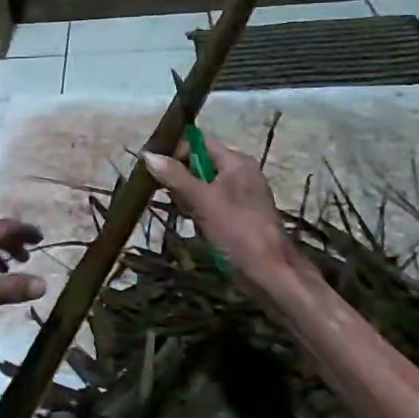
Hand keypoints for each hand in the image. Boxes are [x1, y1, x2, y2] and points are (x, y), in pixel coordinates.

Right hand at [143, 138, 296, 288]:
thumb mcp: (202, 201)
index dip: (176, 151)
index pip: (200, 143)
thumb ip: (174, 176)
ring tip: (179, 211)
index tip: (154, 168)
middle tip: (163, 192)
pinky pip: (211, 205)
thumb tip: (148, 154)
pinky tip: (192, 224)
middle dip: (180, 177)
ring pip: (203, 187)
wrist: (270, 274)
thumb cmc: (237, 231)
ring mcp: (241, 196)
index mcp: (237, 162)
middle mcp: (241, 174)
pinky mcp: (239, 217)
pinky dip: (198, 211)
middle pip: (200, 164)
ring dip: (187, 197)